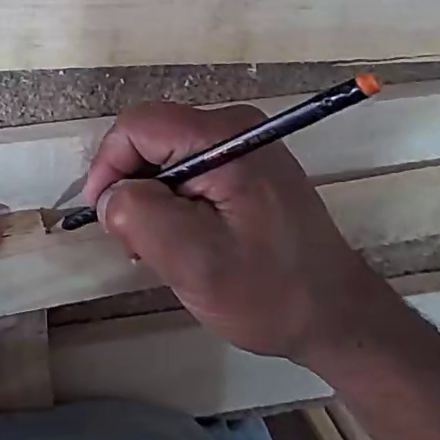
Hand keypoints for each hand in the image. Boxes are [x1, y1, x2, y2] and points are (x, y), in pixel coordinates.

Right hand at [84, 102, 404, 365]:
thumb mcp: (197, 261)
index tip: (103, 217)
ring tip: (166, 251)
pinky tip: (188, 241)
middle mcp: (234, 126)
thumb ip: (142, 217)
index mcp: (225, 137)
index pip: (139, 125)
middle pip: (152, 139)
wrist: (335, 313)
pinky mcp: (246, 165)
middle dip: (133, 188)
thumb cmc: (269, 292)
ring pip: (166, 157)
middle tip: (139, 245)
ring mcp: (243, 143)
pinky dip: (175, 203)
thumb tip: (111, 193)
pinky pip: (189, 170)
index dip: (110, 166)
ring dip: (153, 201)